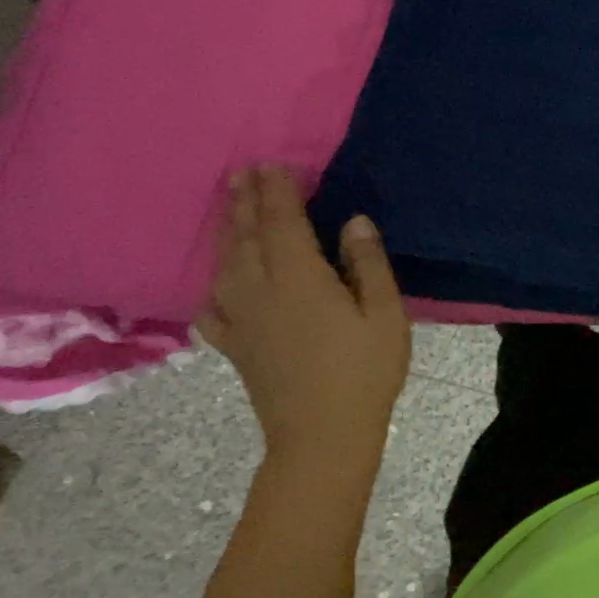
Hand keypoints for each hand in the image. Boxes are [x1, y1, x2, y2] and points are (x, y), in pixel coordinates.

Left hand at [198, 168, 410, 457]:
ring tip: (231, 206)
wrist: (321, 434)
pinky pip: (213, 304)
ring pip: (225, 265)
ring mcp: (241, 320)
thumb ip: (367, 264)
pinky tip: (217, 280)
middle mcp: (260, 293)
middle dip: (246, 202)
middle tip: (244, 171)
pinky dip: (214, 283)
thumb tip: (353, 221)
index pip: (282, 225)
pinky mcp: (235, 344)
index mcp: (300, 280)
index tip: (272, 163)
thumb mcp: (385, 311)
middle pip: (247, 239)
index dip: (277, 193)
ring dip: (228, 231)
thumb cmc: (366, 368)